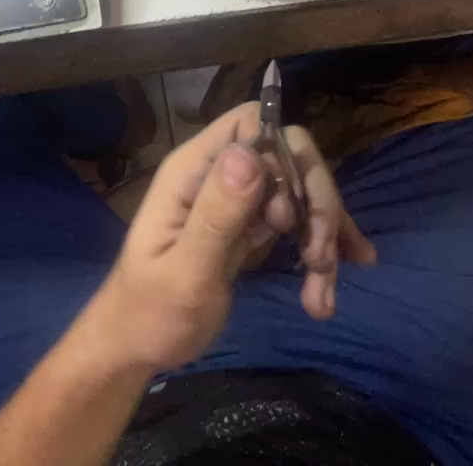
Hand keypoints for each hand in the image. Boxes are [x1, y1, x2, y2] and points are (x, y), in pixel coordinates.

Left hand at [80, 101, 375, 372]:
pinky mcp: (251, 225)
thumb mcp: (185, 273)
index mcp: (193, 170)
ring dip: (323, 236)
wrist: (136, 349)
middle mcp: (219, 174)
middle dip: (315, 203)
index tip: (288, 216)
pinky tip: (336, 281)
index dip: (284, 156)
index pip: (253, 123)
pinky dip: (321, 249)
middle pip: (288, 156)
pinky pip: (297, 222)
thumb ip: (216, 214)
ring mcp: (238, 198)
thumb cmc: (150, 315)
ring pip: (299, 191)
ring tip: (322, 297)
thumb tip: (250, 154)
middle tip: (317, 260)